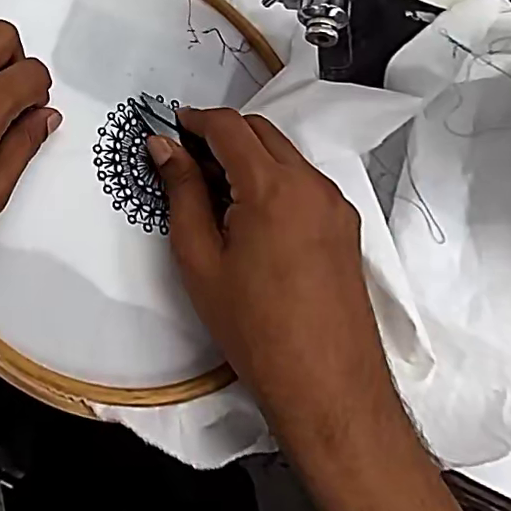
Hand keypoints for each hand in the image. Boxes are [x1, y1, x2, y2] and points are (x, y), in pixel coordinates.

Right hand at [148, 110, 381, 420]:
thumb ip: (181, 189)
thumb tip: (165, 147)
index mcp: (273, 188)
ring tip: (213, 189)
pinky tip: (247, 211)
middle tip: (185, 158)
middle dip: (219, 133)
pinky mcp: (345, 226)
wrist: (328, 390)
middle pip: (258, 130)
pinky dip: (270, 175)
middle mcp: (312, 186)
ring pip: (282, 152)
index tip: (170, 126)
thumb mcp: (199, 255)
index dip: (193, 119)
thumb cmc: (257, 328)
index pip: (228, 126)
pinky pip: (302, 178)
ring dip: (246, 153)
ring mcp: (334, 205)